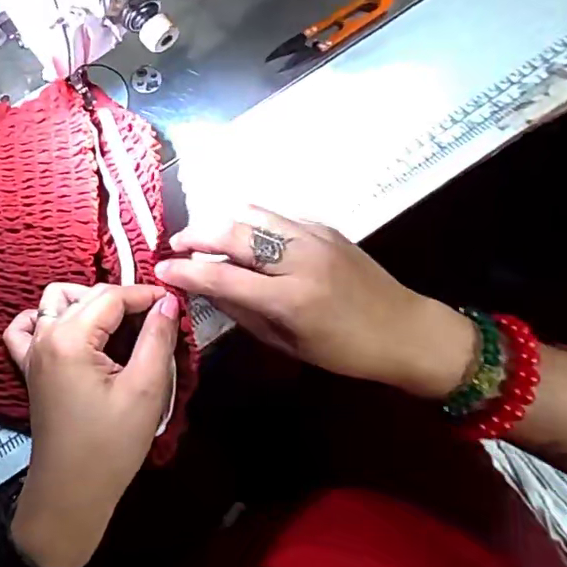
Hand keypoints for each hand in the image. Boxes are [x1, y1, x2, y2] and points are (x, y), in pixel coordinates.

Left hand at [2, 283, 178, 566]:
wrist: (71, 494)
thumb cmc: (111, 445)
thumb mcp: (145, 389)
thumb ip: (157, 338)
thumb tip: (167, 302)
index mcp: (71, 338)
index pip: (113, 296)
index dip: (147, 295)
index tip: (174, 304)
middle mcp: (46, 336)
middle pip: (88, 295)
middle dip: (125, 300)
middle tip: (156, 320)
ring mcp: (33, 352)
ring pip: (56, 301)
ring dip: (89, 302)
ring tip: (119, 325)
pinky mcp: (29, 369)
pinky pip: (27, 328)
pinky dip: (47, 318)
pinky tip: (71, 329)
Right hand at [153, 206, 474, 401]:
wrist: (404, 329)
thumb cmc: (346, 351)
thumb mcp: (289, 343)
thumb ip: (244, 313)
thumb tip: (209, 289)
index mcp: (290, 299)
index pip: (224, 278)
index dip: (186, 272)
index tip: (161, 269)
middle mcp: (300, 259)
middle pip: (234, 234)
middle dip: (198, 236)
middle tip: (176, 245)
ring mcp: (315, 237)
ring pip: (255, 215)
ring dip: (223, 222)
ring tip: (206, 235)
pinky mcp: (327, 227)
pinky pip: (280, 217)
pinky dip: (255, 222)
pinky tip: (247, 235)